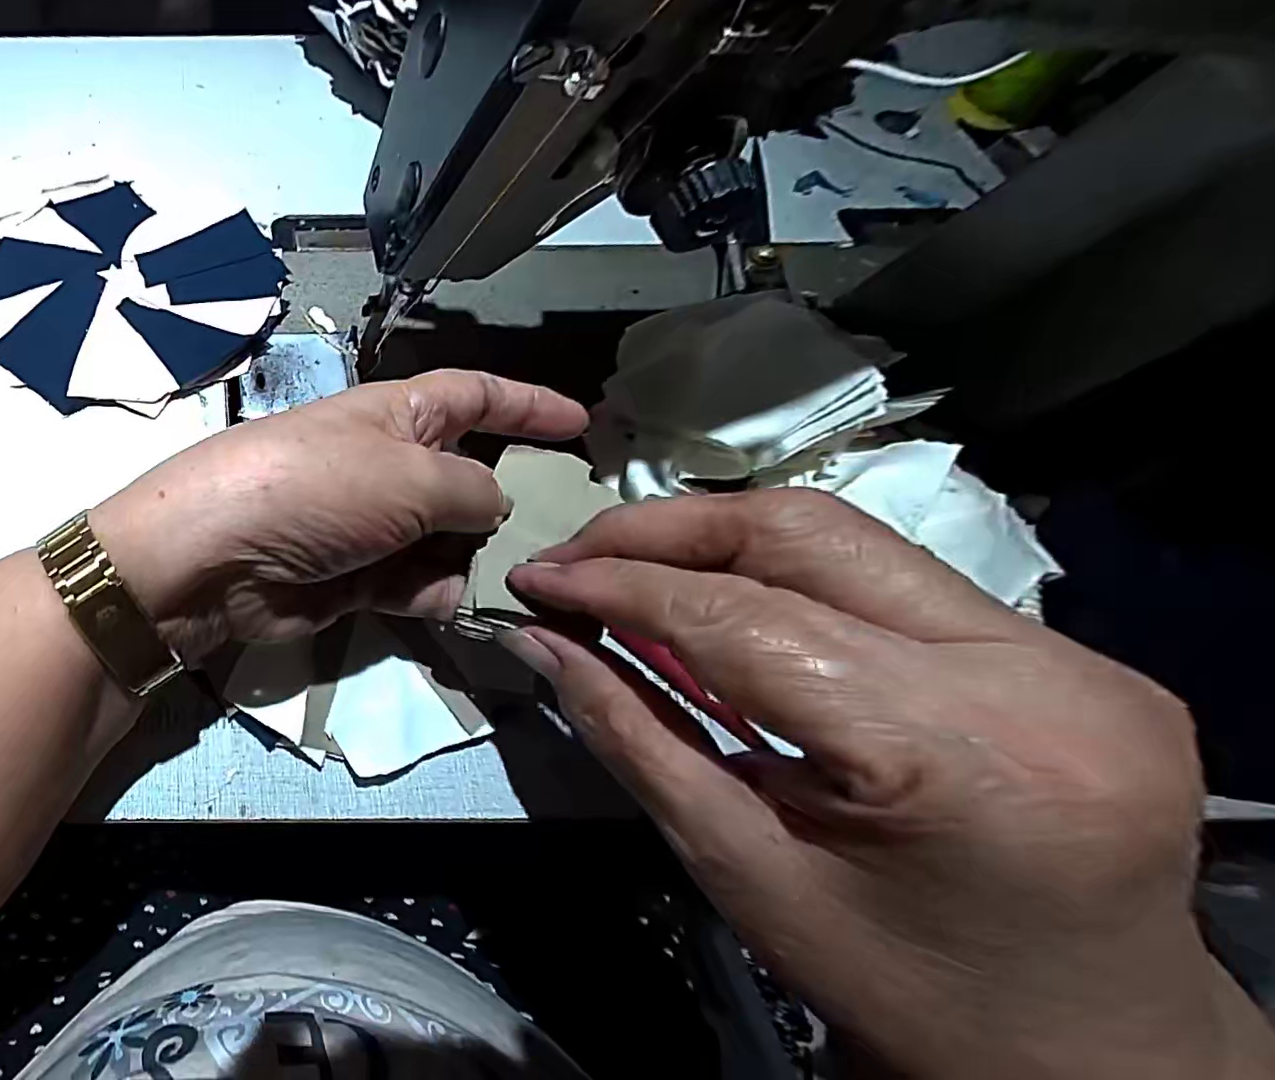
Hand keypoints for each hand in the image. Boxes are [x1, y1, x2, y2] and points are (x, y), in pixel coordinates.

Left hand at [89, 370, 587, 660]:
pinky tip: (476, 610)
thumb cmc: (320, 488)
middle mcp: (389, 465)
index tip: (581, 424)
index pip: (477, 396)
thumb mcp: (410, 473)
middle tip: (569, 532)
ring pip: (448, 540)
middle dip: (516, 501)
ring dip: (485, 561)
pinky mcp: (356, 578)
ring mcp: (373, 525)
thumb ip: (472, 488)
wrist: (220, 557)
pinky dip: (445, 596)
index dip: (530, 405)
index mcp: (401, 415)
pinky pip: (417, 584)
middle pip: (469, 477)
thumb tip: (502, 505)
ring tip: (535, 584)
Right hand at [503, 489, 1274, 1078]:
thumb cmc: (895, 985)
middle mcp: (1033, 672)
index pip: (741, 618)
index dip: (618, 586)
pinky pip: (862, 568)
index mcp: (956, 754)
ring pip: (829, 532)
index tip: (536, 580)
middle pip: (797, 533)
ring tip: (616, 566)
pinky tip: (694, 591)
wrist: (1078, 1049)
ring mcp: (1053, 647)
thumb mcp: (731, 861)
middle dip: (656, 532)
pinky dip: (755, 566)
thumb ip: (625, 729)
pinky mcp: (1041, 644)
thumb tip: (538, 640)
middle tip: (570, 560)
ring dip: (700, 538)